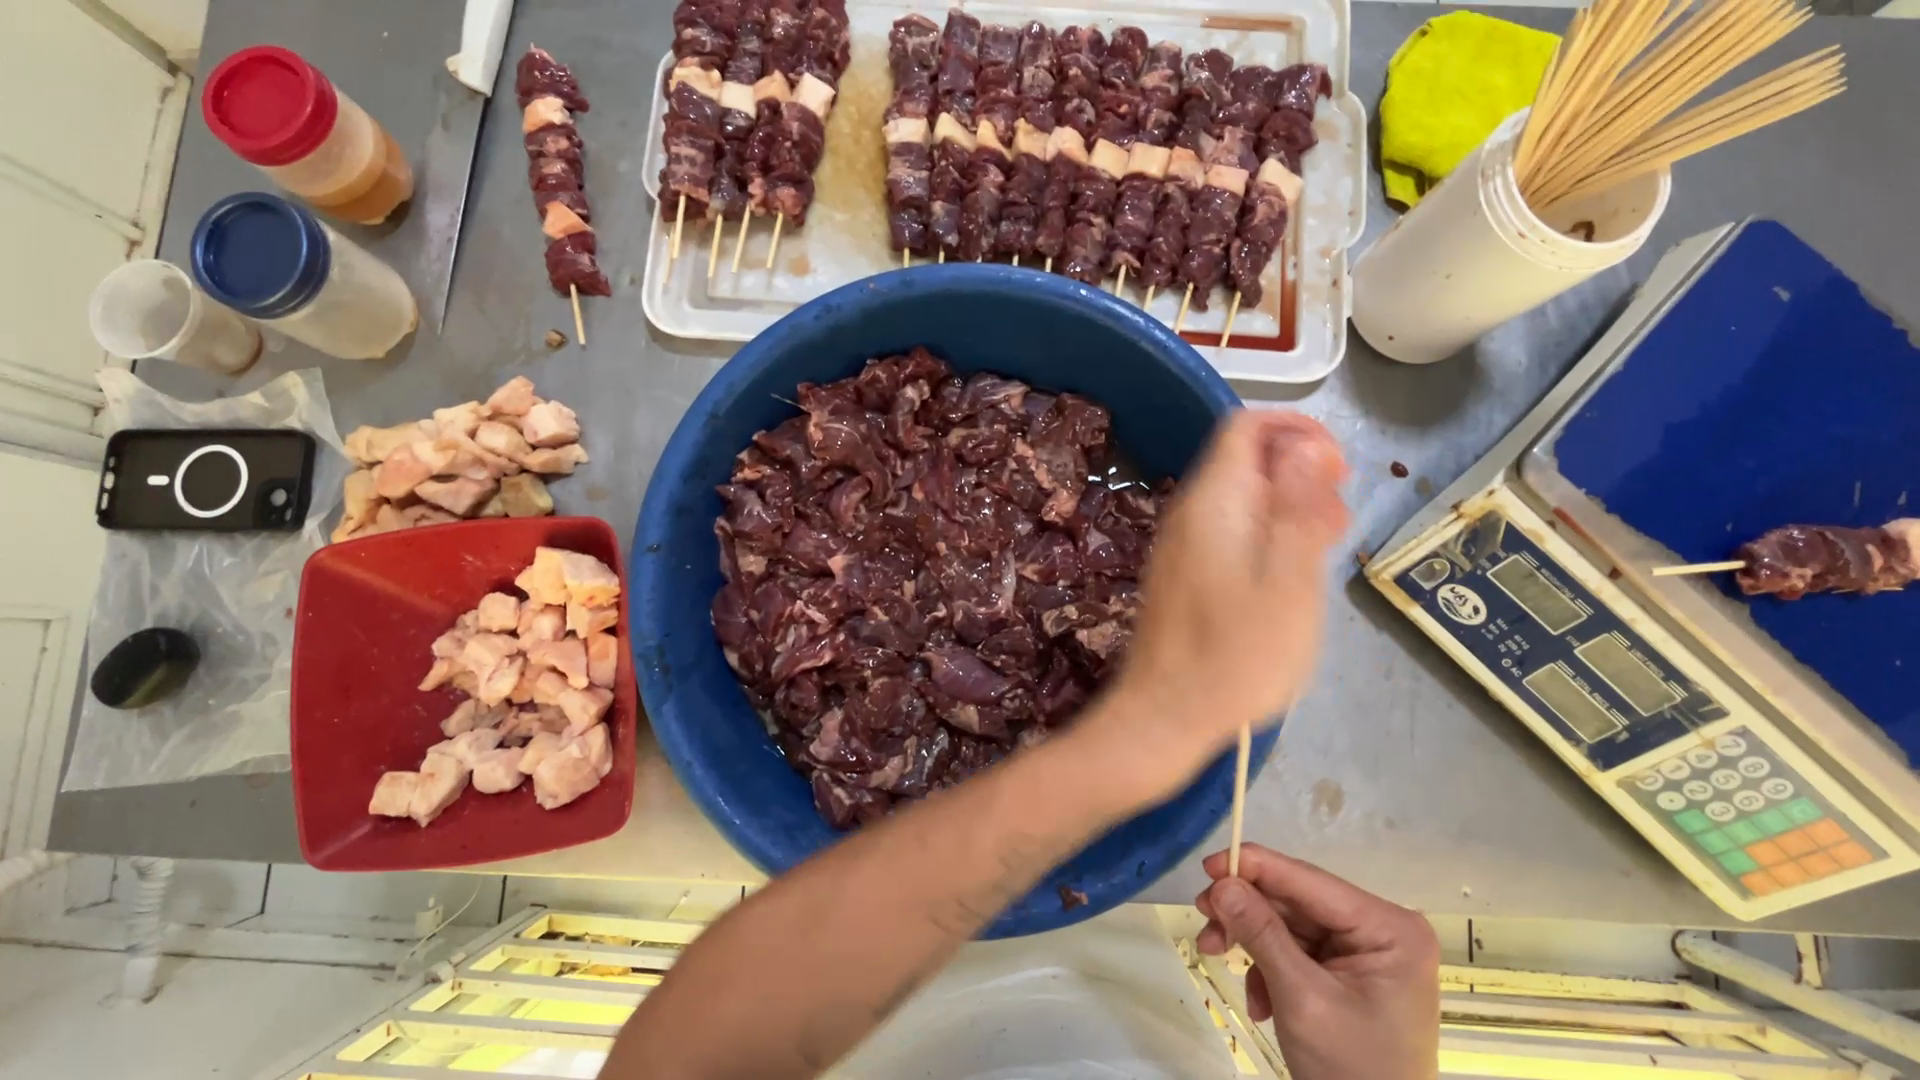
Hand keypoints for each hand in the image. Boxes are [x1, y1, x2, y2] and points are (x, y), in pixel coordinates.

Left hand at [1097, 410, 1348, 787]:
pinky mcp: (1182, 577)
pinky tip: (1291, 575)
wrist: (1164, 717)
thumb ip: (1298, 508)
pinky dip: (1266, 538)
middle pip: (1245, 462)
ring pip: (1240, 501)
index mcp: (1213, 502)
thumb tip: (1307, 446)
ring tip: (1328, 545)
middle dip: (1300, 472)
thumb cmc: (1236, 656)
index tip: (1339, 469)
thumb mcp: (1288, 582)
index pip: (1246, 427)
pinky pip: (1228, 535)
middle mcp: (1189, 514)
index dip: (1298, 431)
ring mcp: (1181, 547)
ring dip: (1288, 508)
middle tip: (1342, 514)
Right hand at [1196, 845, 1438, 1079]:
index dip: (1254, 867)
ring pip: (1289, 925)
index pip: (1307, 879)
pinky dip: (1268, 968)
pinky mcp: (1350, 973)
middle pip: (1295, 901)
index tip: (1206, 867)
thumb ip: (1261, 934)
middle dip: (1246, 914)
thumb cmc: (1351, 1070)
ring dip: (1251, 944)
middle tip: (1203, 922)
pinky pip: (1296, 951)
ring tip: (1215, 957)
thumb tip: (1221, 883)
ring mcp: (1366, 951)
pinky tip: (1259, 1000)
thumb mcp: (1301, 999)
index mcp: (1388, 927)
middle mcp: (1381, 928)